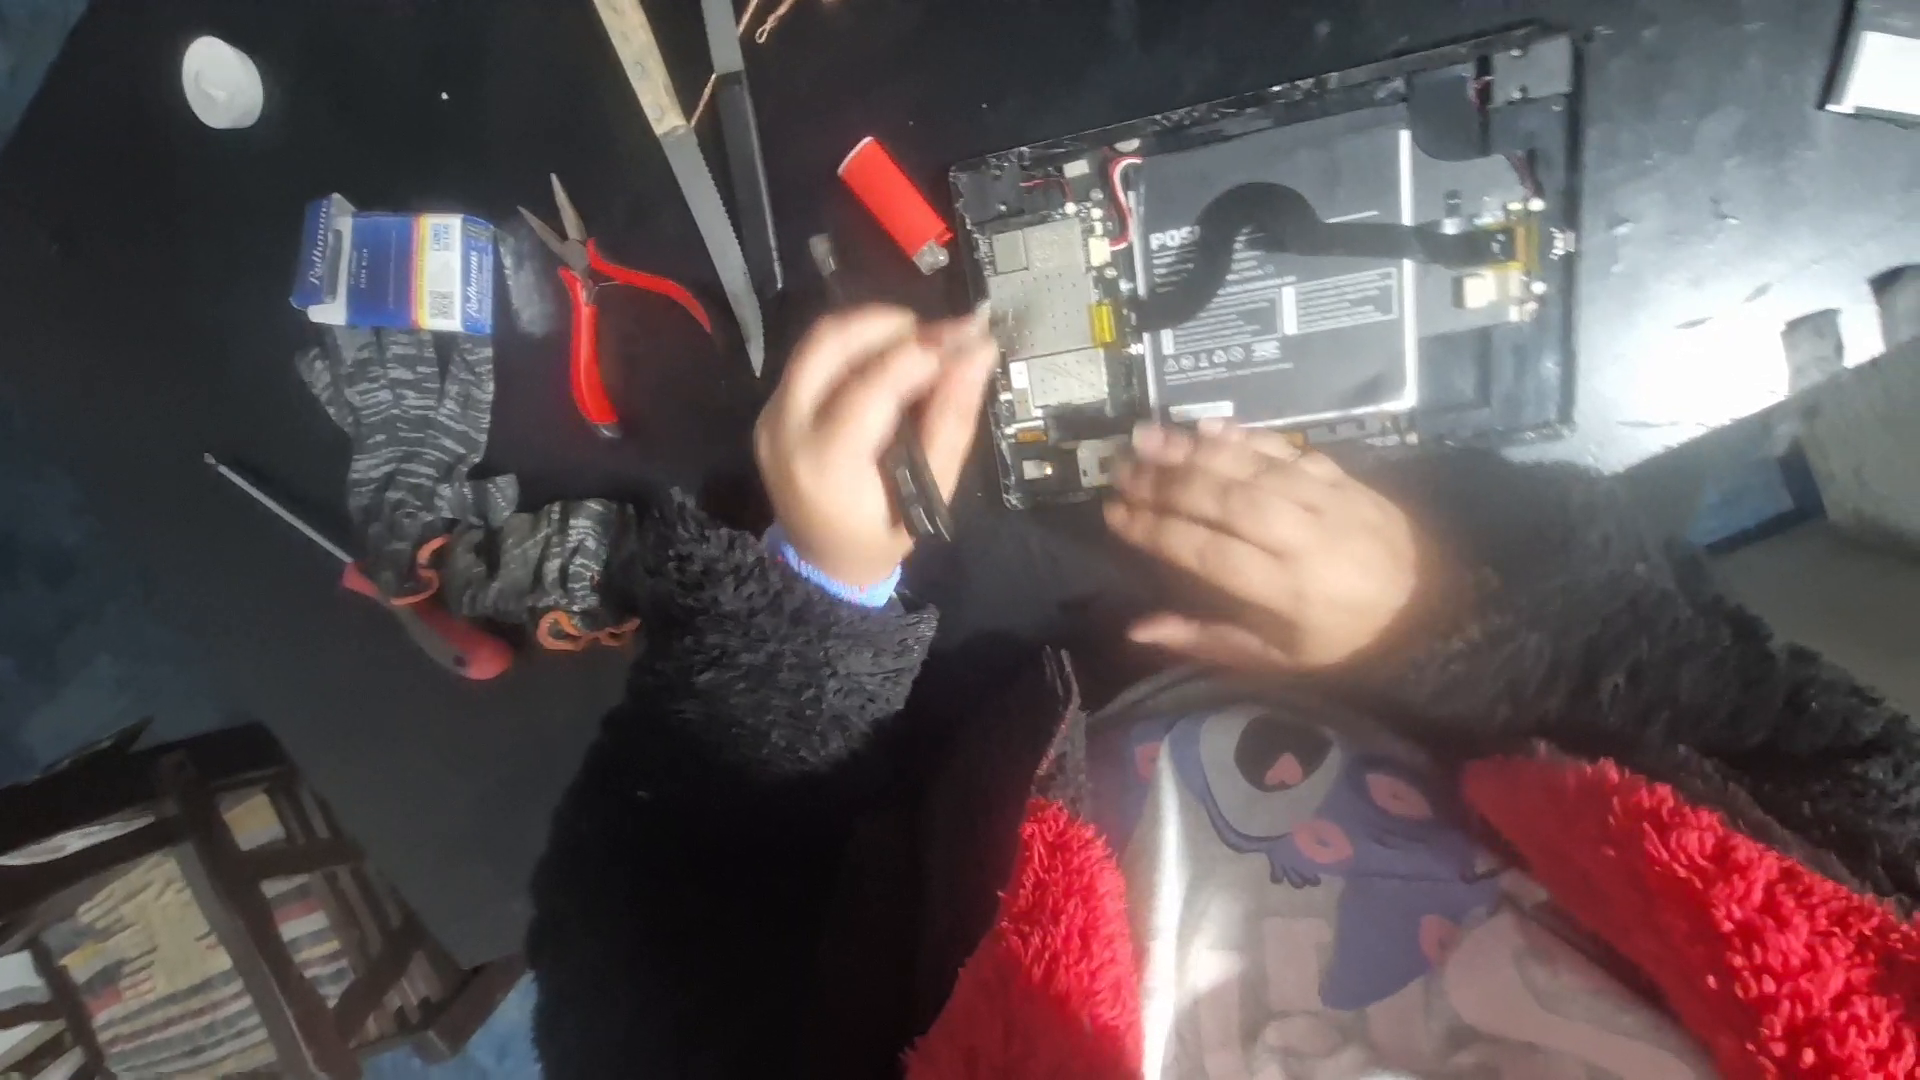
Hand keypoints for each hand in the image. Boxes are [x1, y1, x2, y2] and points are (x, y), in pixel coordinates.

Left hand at [756, 305, 998, 586]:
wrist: (824, 561)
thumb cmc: (883, 534)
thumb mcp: (930, 491)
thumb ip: (953, 419)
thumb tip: (980, 352)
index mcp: (826, 463)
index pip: (872, 385)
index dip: (923, 350)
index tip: (967, 335)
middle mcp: (786, 430)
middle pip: (830, 341)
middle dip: (890, 323)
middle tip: (937, 332)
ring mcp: (771, 415)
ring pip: (818, 341)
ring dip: (871, 328)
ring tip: (918, 341)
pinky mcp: (772, 407)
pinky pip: (812, 358)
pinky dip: (855, 347)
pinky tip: (889, 361)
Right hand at [1105, 420, 1420, 669]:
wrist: (1433, 610)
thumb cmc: (1341, 641)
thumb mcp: (1274, 659)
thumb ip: (1204, 640)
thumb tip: (1136, 629)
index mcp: (1286, 591)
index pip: (1207, 551)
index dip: (1156, 530)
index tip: (1115, 514)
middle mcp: (1303, 538)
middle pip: (1225, 501)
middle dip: (1165, 483)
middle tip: (1120, 471)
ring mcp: (1326, 501)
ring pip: (1251, 468)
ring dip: (1193, 450)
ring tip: (1145, 437)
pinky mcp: (1342, 478)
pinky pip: (1288, 450)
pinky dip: (1245, 436)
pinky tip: (1206, 427)